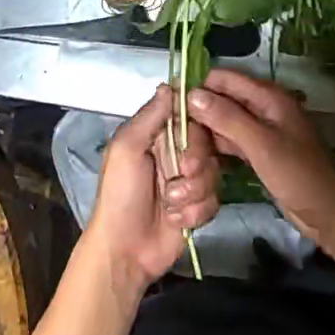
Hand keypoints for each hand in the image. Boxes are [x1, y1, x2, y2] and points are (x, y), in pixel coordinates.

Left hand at [85, 85, 219, 287]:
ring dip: (193, 192)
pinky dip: (196, 211)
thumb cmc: (120, 193)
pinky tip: (177, 220)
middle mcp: (174, 152)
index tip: (190, 139)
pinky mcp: (199, 206)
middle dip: (195, 163)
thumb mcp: (126, 149)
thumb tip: (168, 85)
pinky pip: (215, 200)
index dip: (195, 127)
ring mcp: (188, 180)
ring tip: (170, 204)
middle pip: (206, 144)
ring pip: (213, 173)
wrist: (126, 249)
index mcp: (155, 134)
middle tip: (179, 176)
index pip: (187, 116)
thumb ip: (149, 117)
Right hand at [183, 69, 334, 243]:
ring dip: (205, 133)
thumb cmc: (301, 176)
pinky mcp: (260, 151)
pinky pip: (231, 142)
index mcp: (268, 97)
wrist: (334, 216)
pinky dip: (216, 148)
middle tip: (174, 133)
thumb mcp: (261, 145)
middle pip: (221, 100)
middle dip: (198, 113)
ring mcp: (262, 130)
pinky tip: (199, 160)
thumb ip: (227, 117)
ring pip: (223, 122)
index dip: (196, 85)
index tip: (170, 101)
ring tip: (182, 150)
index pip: (223, 78)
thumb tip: (192, 94)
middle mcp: (263, 108)